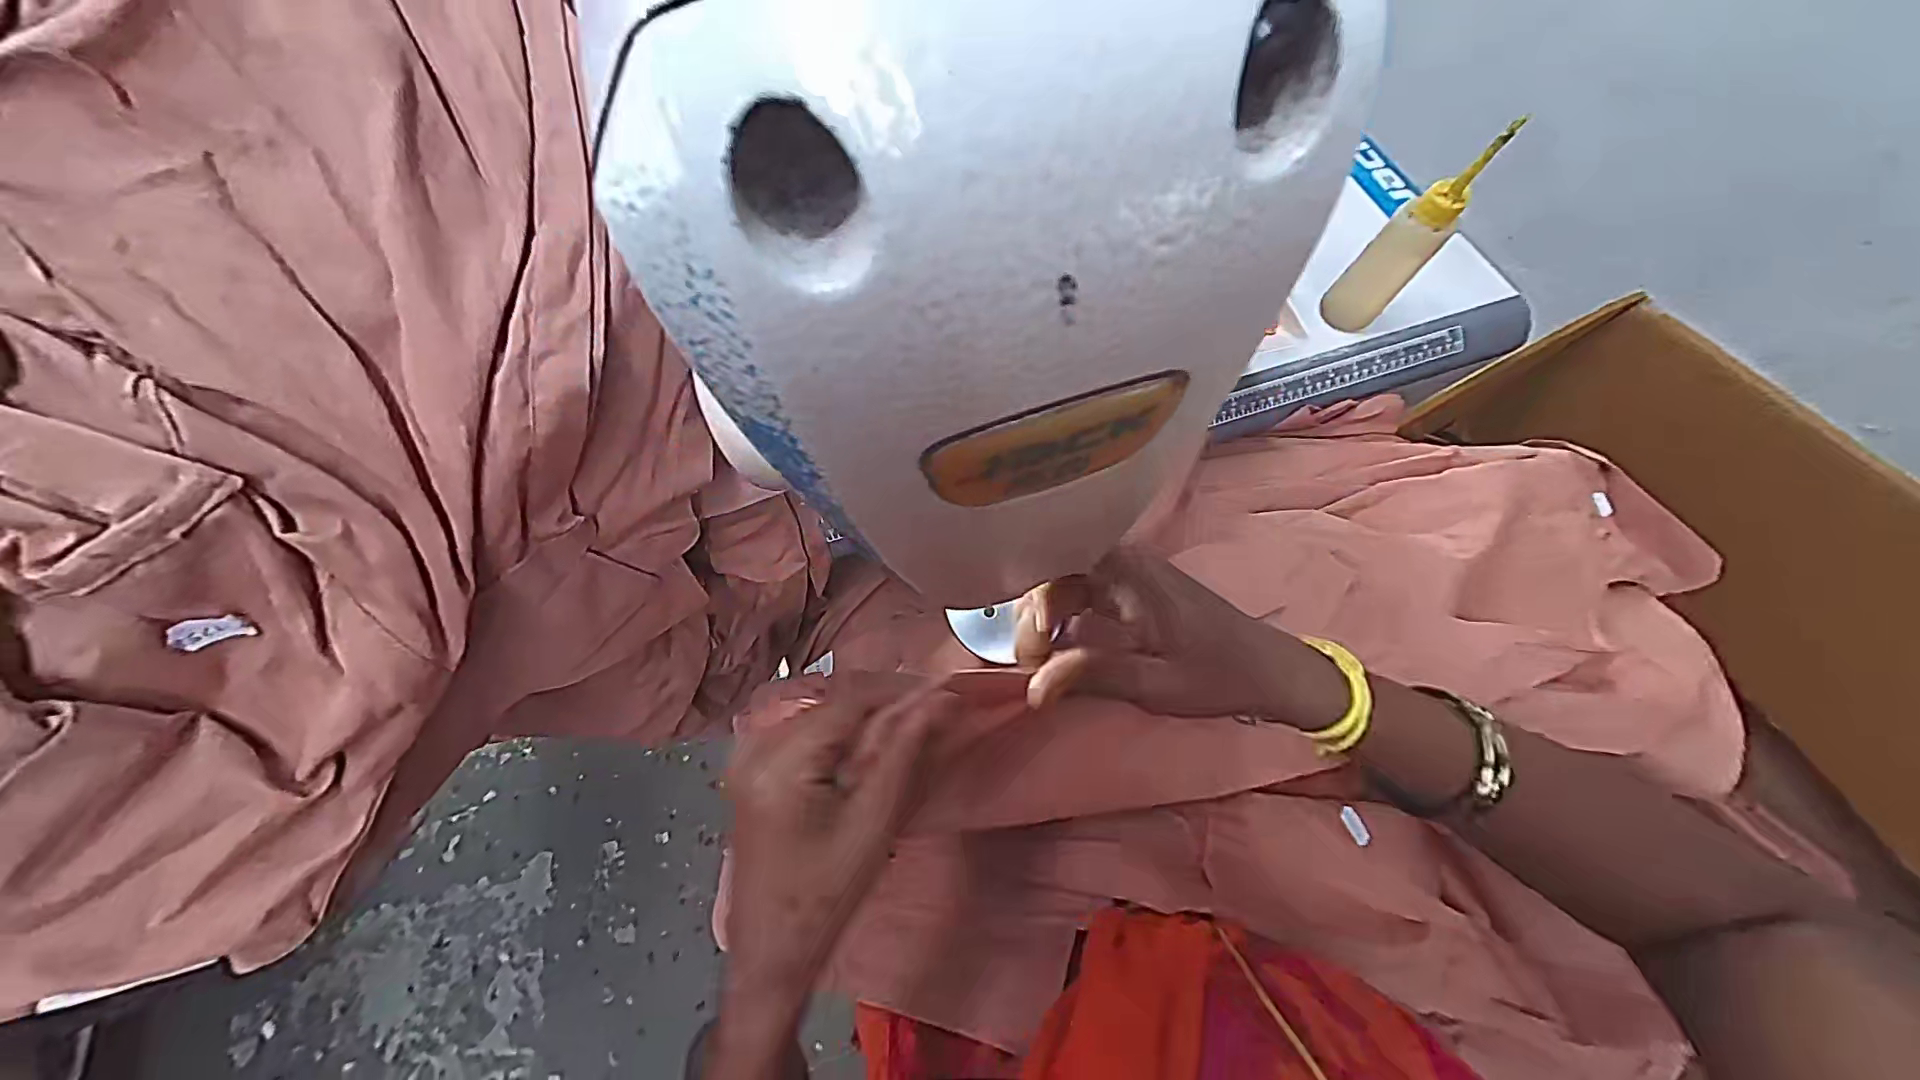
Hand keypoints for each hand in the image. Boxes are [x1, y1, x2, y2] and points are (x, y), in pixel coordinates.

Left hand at [717, 674, 954, 1049]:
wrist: (773, 951)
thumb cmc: (825, 898)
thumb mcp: (873, 822)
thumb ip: (904, 752)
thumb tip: (938, 702)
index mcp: (780, 759)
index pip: (849, 698)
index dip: (900, 689)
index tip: (942, 690)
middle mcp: (757, 746)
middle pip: (834, 699)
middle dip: (887, 698)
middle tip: (932, 706)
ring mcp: (751, 755)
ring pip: (824, 709)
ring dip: (869, 712)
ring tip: (911, 722)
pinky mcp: (756, 767)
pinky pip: (810, 728)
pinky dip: (846, 730)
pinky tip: (873, 743)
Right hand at [1013, 548, 1344, 728]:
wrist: (1270, 669)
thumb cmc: (1218, 675)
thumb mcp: (1156, 684)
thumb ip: (1093, 676)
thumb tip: (1033, 687)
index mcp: (1129, 573)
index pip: (1056, 572)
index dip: (1033, 612)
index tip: (1033, 656)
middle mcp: (1124, 560)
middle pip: (1053, 574)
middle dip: (1032, 618)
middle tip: (1033, 665)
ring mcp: (1127, 569)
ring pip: (1063, 581)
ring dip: (1044, 618)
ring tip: (1043, 660)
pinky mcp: (1131, 584)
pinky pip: (1081, 589)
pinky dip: (1063, 616)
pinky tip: (1061, 646)